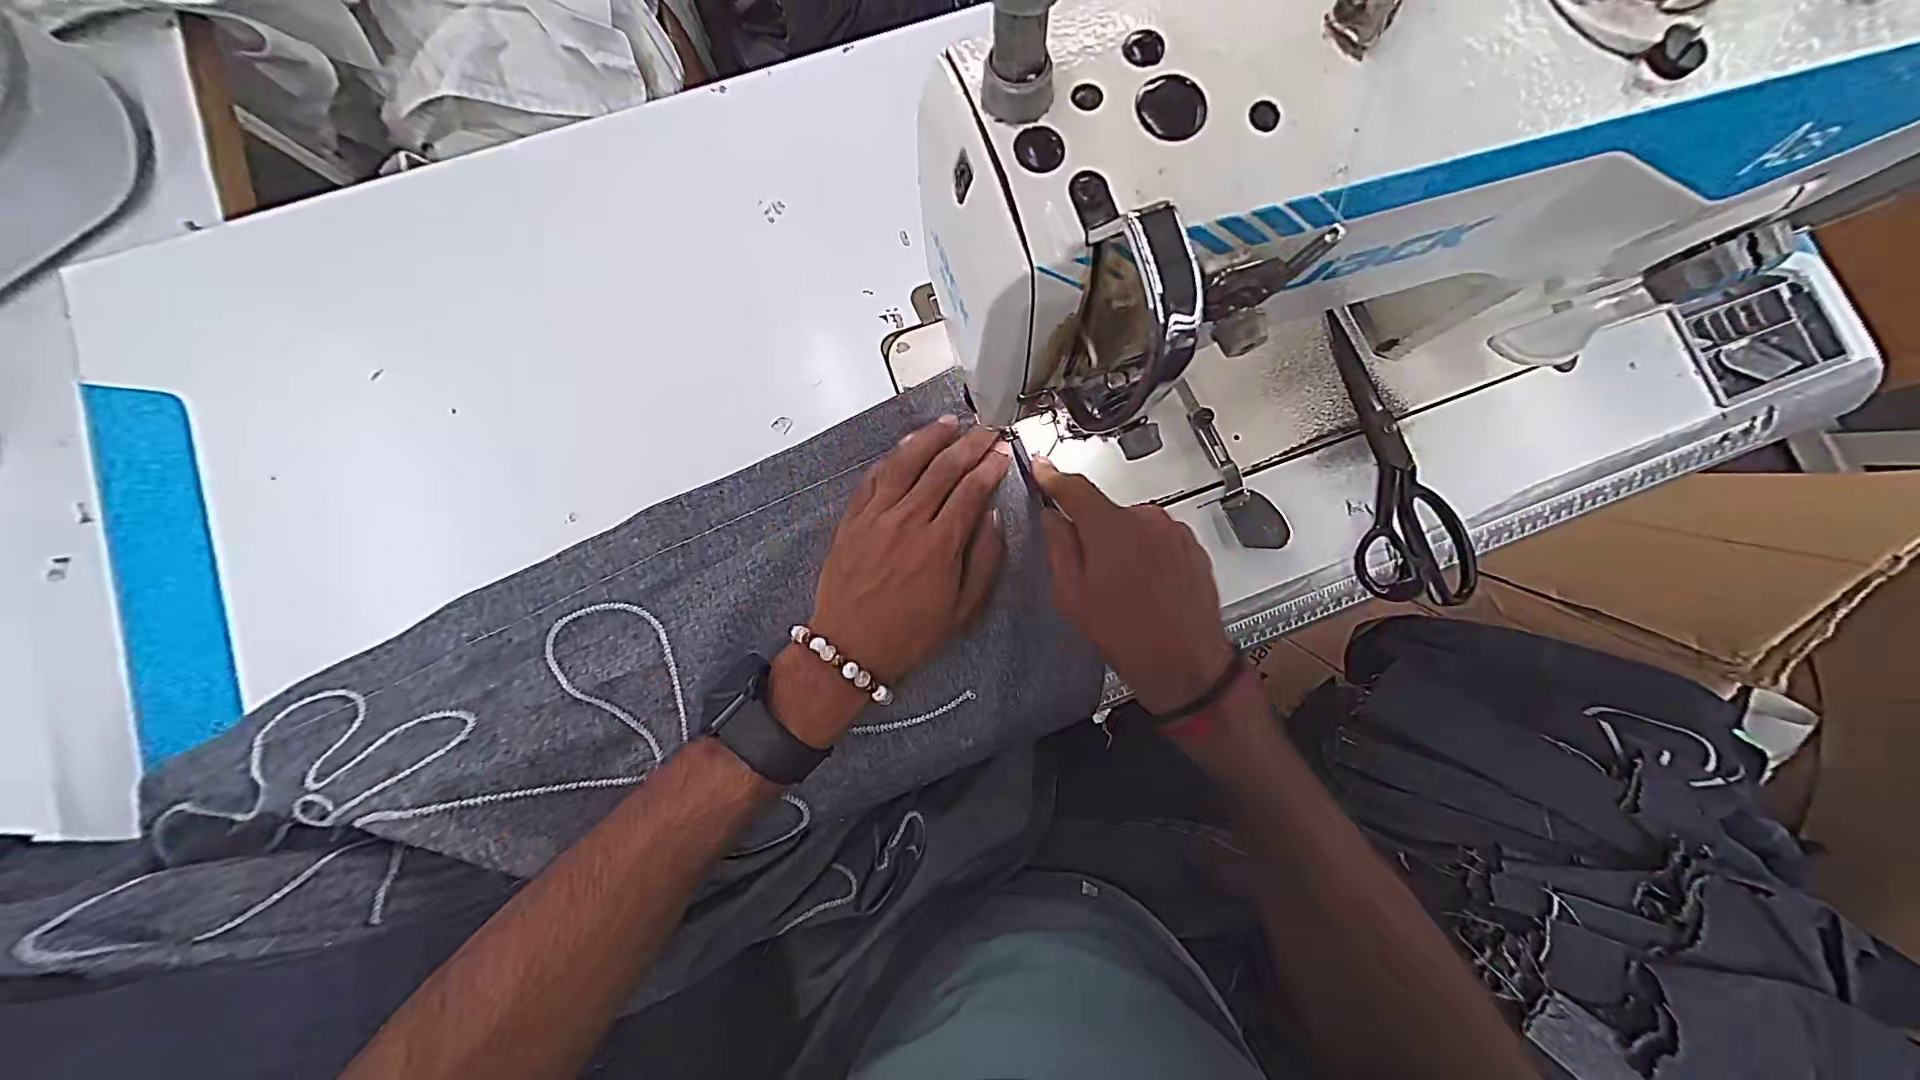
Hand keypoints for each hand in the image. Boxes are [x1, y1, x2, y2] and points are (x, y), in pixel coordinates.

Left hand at [808, 414, 1009, 674]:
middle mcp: (908, 522)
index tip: (1002, 452)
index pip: (971, 489)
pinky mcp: (853, 520)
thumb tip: (994, 520)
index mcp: (939, 544)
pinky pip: (873, 478)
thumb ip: (985, 561)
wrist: (851, 647)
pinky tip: (905, 447)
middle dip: (970, 444)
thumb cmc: (908, 634)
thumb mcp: (963, 610)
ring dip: (930, 438)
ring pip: (906, 463)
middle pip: (943, 468)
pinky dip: (891, 458)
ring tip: (949, 424)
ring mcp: (876, 517)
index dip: (990, 466)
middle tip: (985, 430)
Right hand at [1034, 457, 1234, 715]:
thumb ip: (1059, 548)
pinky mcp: (1191, 543)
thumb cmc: (1134, 638)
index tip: (1041, 469)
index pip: (1074, 487)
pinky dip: (1146, 552)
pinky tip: (1144, 585)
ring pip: (1131, 524)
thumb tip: (1052, 521)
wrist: (1185, 663)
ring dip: (1121, 543)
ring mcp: (1173, 531)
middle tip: (1088, 571)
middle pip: (1104, 510)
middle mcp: (1146, 522)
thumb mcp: (1074, 597)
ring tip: (1123, 586)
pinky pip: (1156, 536)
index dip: (1052, 477)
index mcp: (1111, 530)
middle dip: (1091, 530)